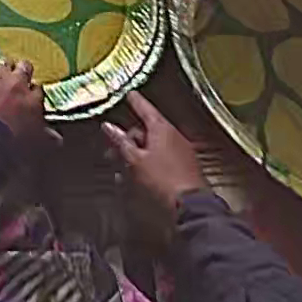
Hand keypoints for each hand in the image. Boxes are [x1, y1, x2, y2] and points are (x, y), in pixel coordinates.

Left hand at [0, 59, 54, 148]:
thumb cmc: (10, 142)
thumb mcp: (33, 143)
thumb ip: (47, 138)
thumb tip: (58, 138)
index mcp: (33, 99)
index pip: (38, 89)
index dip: (33, 92)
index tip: (30, 97)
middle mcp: (19, 82)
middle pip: (25, 67)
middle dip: (22, 71)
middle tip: (16, 80)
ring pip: (5, 62)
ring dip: (3, 68)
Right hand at [103, 91, 208, 213]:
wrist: (193, 208)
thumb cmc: (163, 180)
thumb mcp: (136, 160)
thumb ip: (121, 141)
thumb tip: (108, 127)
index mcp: (161, 127)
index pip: (144, 107)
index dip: (133, 100)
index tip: (127, 93)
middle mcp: (173, 134)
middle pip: (147, 127)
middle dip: (129, 136)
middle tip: (114, 146)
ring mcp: (181, 150)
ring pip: (154, 143)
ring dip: (138, 150)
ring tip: (124, 164)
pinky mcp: (185, 166)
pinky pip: (163, 155)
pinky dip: (150, 159)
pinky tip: (140, 173)